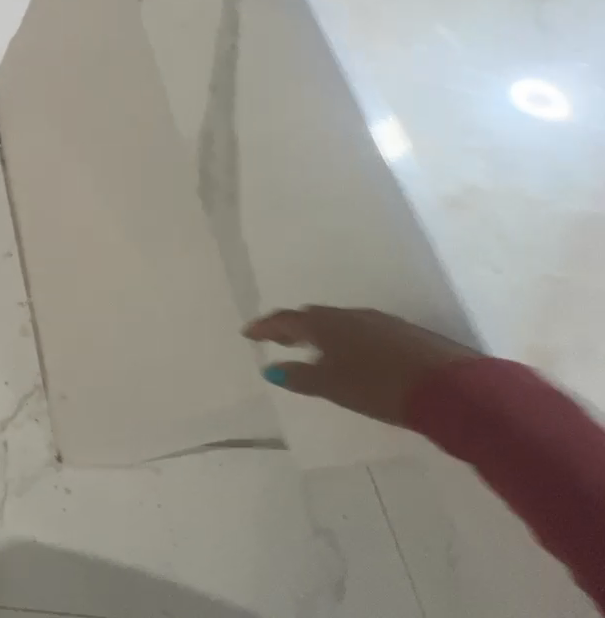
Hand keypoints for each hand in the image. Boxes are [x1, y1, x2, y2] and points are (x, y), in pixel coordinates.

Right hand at [242, 306, 477, 425]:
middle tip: (283, 340)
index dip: (265, 327)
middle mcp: (350, 316)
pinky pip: (370, 332)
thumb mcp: (332, 386)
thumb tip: (272, 369)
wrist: (457, 391)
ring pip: (345, 324)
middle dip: (296, 328)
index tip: (249, 334)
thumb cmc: (379, 386)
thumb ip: (298, 377)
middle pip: (315, 318)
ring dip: (328, 334)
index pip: (285, 320)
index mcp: (324, 324)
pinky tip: (361, 356)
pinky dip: (355, 341)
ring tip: (321, 349)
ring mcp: (385, 323)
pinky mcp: (413, 335)